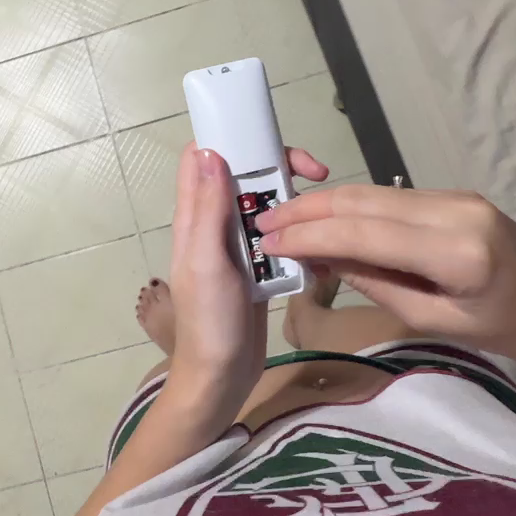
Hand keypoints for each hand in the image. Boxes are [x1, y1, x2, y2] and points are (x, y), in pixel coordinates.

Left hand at [166, 144, 328, 400]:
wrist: (222, 375)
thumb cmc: (209, 320)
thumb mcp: (206, 260)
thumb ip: (207, 209)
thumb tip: (210, 151)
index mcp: (193, 218)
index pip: (203, 158)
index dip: (233, 140)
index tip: (271, 143)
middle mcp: (212, 225)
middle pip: (242, 176)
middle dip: (277, 166)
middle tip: (317, 174)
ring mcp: (236, 245)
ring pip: (262, 205)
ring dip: (290, 200)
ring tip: (322, 210)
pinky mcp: (257, 266)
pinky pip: (277, 236)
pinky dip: (296, 232)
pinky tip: (320, 241)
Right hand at [255, 186, 515, 373]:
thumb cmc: (514, 330)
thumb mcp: (440, 323)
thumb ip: (379, 285)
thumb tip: (322, 259)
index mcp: (456, 251)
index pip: (364, 233)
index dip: (310, 234)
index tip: (269, 239)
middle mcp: (452, 210)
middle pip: (361, 201)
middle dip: (306, 210)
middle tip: (262, 222)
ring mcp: (453, 196)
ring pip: (370, 192)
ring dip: (322, 204)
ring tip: (283, 219)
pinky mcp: (452, 195)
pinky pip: (388, 197)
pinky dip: (349, 207)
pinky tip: (325, 219)